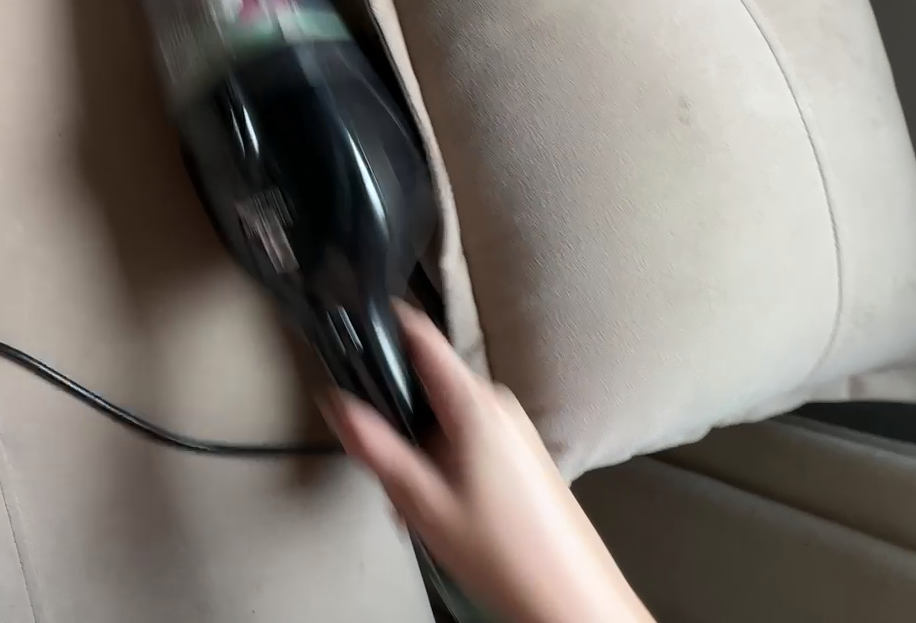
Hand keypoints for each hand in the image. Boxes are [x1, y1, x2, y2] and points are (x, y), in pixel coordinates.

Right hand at [323, 303, 652, 622]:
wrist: (581, 610)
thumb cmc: (509, 557)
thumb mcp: (421, 499)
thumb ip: (373, 445)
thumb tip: (335, 404)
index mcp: (473, 404)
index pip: (419, 334)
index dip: (381, 321)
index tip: (350, 322)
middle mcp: (497, 405)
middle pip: (422, 381)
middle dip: (392, 413)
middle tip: (379, 455)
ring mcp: (513, 430)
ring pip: (440, 414)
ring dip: (414, 446)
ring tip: (412, 497)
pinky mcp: (521, 454)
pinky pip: (463, 435)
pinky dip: (439, 460)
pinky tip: (437, 504)